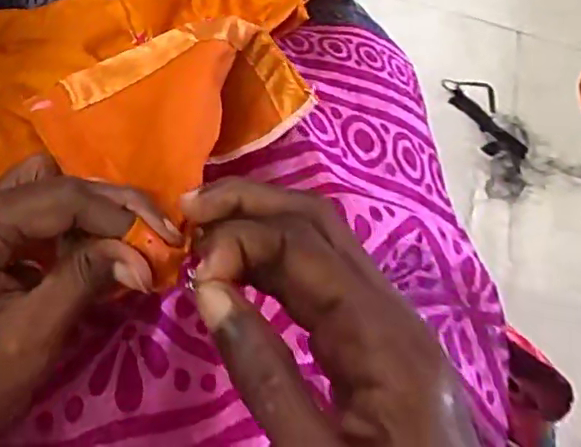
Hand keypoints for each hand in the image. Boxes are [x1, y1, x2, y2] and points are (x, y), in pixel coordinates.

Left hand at [0, 156, 181, 446]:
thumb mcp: (30, 338)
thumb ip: (81, 283)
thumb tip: (140, 254)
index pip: (58, 196)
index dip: (115, 212)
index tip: (164, 237)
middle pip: (52, 181)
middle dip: (106, 204)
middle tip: (156, 231)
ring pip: (45, 188)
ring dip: (89, 210)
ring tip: (131, 240)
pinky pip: (35, 213)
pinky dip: (70, 226)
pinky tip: (96, 251)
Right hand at [182, 179, 479, 446]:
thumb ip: (263, 377)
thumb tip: (206, 289)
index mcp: (384, 336)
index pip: (300, 244)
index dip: (239, 240)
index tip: (193, 273)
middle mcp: (392, 311)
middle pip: (314, 219)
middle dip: (247, 202)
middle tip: (188, 207)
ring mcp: (388, 323)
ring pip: (318, 238)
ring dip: (257, 223)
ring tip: (203, 231)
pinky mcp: (376, 341)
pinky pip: (320, 273)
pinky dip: (272, 257)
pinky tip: (240, 270)